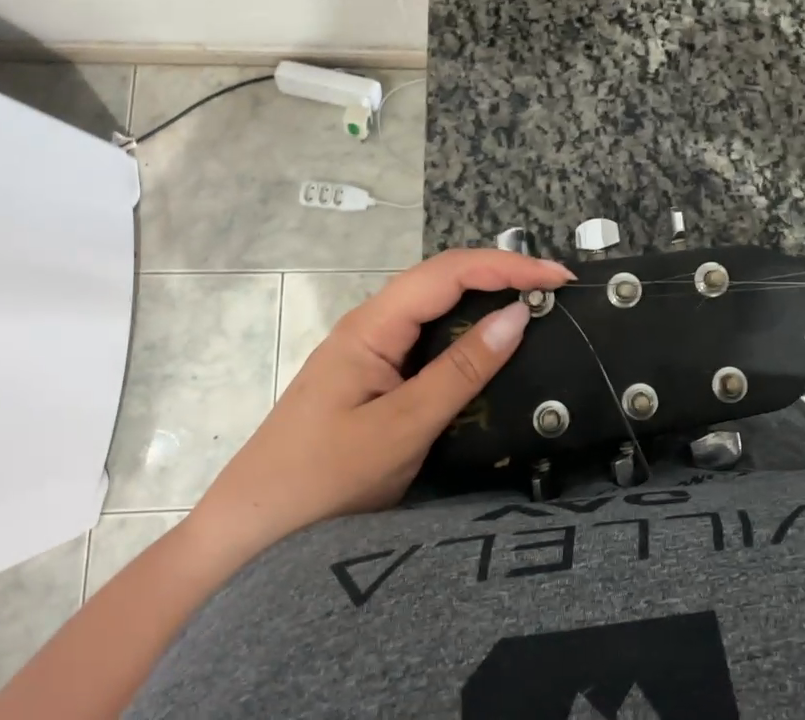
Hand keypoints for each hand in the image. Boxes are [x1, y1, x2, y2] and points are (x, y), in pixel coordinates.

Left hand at [185, 249, 573, 562]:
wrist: (247, 539)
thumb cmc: (321, 483)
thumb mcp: (401, 428)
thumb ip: (460, 372)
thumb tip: (516, 315)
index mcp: (371, 327)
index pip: (448, 273)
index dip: (506, 266)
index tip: (558, 279)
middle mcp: (369, 330)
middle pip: (441, 283)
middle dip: (500, 276)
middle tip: (556, 294)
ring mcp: (368, 358)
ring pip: (434, 314)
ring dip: (484, 306)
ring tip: (536, 316)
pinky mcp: (372, 386)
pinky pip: (426, 348)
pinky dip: (465, 342)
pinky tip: (490, 357)